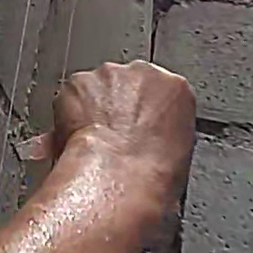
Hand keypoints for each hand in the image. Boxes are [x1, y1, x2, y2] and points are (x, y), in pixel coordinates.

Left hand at [40, 61, 194, 241]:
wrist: (120, 179)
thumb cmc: (151, 175)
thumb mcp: (181, 150)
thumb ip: (166, 127)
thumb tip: (153, 136)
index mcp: (174, 87)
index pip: (161, 89)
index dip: (146, 109)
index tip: (138, 124)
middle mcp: (142, 72)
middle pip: (127, 82)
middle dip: (119, 103)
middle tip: (114, 134)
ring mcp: (108, 75)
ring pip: (97, 86)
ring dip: (94, 107)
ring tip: (94, 140)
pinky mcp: (78, 82)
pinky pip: (72, 95)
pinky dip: (71, 112)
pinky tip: (76, 137)